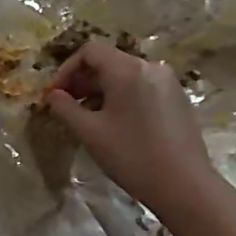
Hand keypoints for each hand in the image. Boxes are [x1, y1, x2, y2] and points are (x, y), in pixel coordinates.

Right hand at [42, 39, 217, 215]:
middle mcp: (150, 67)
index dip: (66, 69)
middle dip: (82, 81)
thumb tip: (52, 96)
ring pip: (125, 75)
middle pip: (108, 61)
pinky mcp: (177, 98)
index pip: (90, 51)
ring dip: (101, 90)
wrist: (183, 184)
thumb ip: (66, 109)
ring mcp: (167, 82)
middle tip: (66, 107)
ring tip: (88, 118)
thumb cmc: (131, 156)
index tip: (54, 95)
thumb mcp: (90, 133)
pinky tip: (115, 124)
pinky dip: (121, 97)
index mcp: (128, 70)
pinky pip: (142, 87)